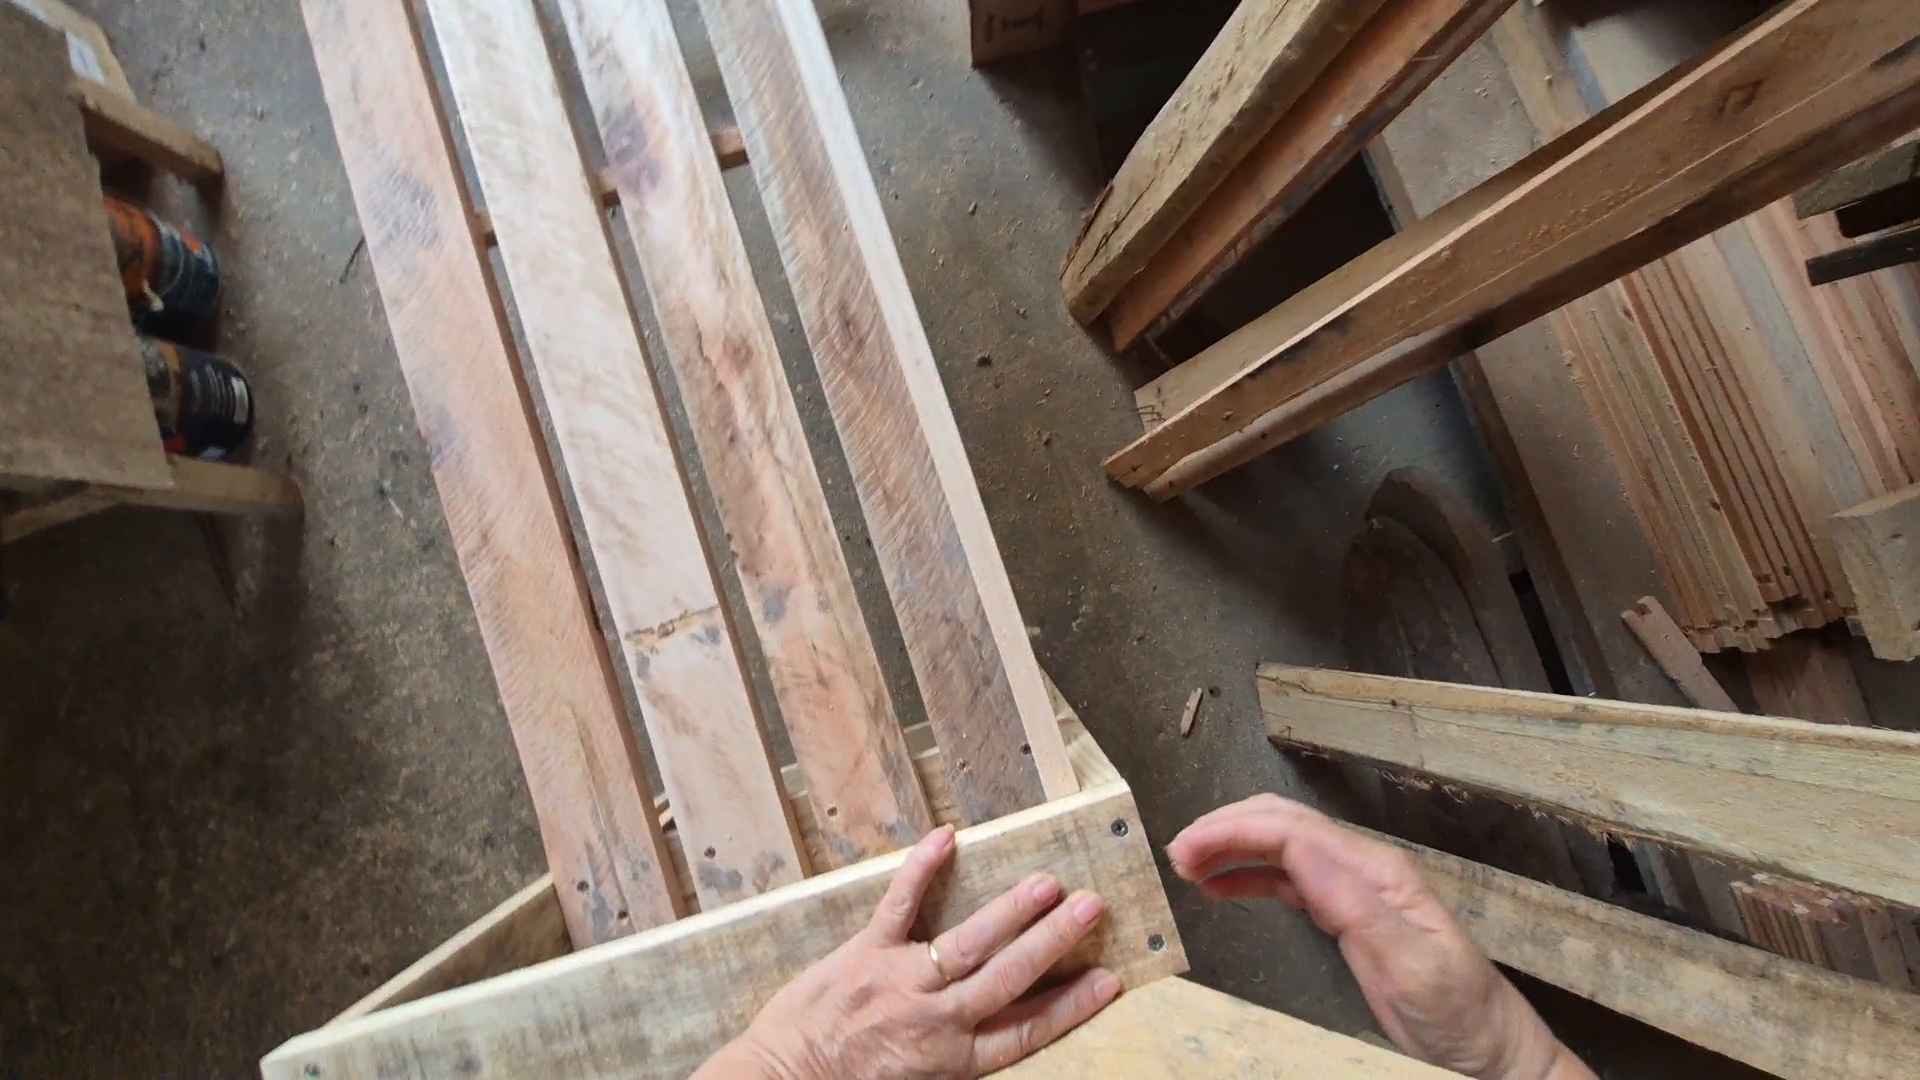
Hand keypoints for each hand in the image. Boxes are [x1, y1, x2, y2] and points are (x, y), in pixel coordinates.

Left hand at [698, 825, 1121, 1079]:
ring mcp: (903, 982)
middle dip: (1054, 944)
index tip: (1109, 980)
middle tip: (1090, 908)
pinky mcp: (867, 952)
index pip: (1027, 1032)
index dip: (1071, 1006)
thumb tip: (1006, 1020)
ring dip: (1010, 912)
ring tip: (1047, 882)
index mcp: (953, 1062)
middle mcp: (937, 1021)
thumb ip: (961, 1056)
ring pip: (968, 942)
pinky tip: (946, 838)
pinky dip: (922, 869)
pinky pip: (899, 904)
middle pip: (1009, 979)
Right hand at [1166, 796, 1593, 1079]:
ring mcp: (1346, 883)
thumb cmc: (1458, 1014)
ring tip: (1186, 866)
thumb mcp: (1411, 965)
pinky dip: (1243, 875)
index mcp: (1372, 868)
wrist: (1491, 1054)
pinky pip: (1280, 877)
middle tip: (1176, 853)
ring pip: (1274, 843)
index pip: (1288, 828)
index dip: (1233, 830)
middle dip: (1223, 828)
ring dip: (1228, 847)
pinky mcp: (1338, 908)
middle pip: (1277, 822)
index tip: (1187, 849)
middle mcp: (1355, 864)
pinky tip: (1217, 887)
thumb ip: (1353, 903)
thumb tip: (1296, 846)